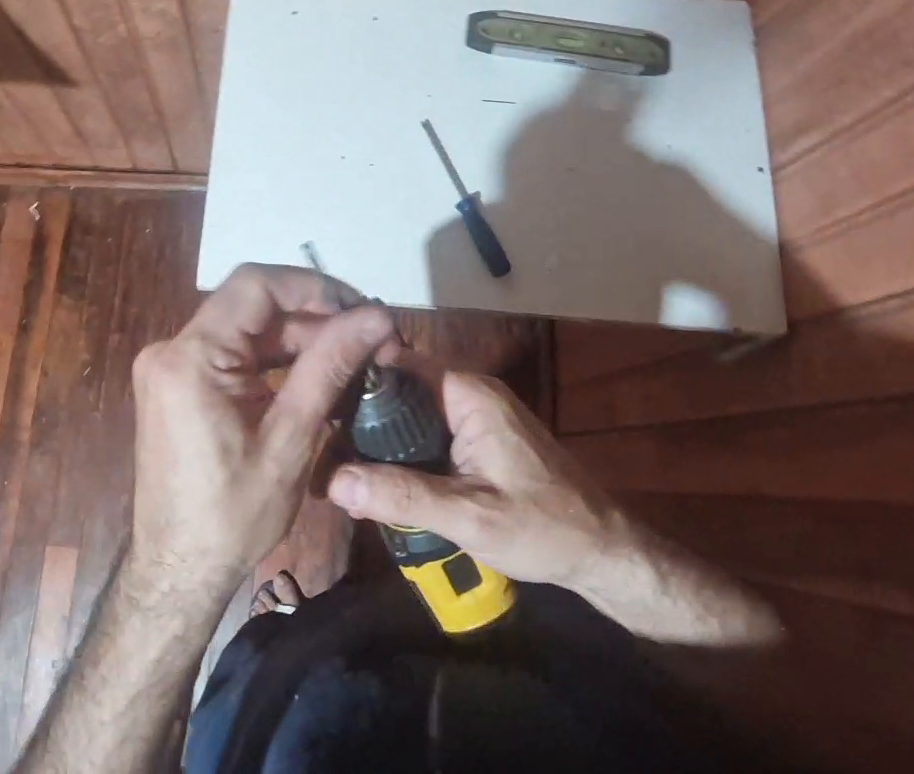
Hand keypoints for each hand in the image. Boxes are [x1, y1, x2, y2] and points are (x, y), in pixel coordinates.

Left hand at [128, 264, 394, 599]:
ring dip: (298, 338)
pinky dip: (274, 360)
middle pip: (251, 306)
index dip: (313, 286)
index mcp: (190, 357)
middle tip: (369, 337)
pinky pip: (233, 355)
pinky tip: (316, 375)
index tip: (361, 309)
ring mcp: (171, 368)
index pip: (255, 285)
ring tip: (354, 355)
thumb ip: (330, 367)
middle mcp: (172, 350)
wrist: (178, 570)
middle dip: (313, 315)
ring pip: (245, 330)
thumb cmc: (233, 516)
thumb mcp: (290, 439)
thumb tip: (378, 316)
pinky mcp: (178, 386)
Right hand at [326, 356, 616, 589]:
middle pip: (400, 386)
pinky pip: (426, 431)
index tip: (313, 400)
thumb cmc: (543, 529)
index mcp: (469, 394)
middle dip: (360, 412)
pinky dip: (400, 448)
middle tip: (316, 442)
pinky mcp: (477, 438)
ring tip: (331, 459)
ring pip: (410, 411)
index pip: (399, 362)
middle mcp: (470, 393)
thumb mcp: (469, 517)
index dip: (355, 376)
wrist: (600, 551)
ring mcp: (475, 414)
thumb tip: (334, 480)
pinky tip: (372, 475)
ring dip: (377, 434)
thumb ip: (402, 496)